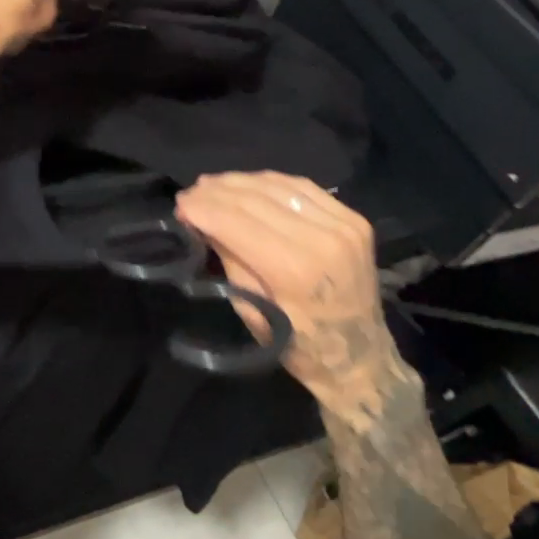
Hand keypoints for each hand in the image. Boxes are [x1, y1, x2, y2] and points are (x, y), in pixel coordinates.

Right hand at [175, 172, 396, 407]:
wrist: (360, 356)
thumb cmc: (296, 344)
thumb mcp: (250, 308)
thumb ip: (229, 259)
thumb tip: (201, 222)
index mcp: (293, 269)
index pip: (235, 220)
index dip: (202, 208)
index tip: (179, 204)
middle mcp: (321, 238)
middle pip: (255, 199)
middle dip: (215, 193)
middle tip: (190, 193)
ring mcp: (343, 225)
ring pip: (278, 186)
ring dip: (240, 182)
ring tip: (213, 185)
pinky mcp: (354, 220)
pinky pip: (304, 188)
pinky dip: (271, 182)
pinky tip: (249, 185)